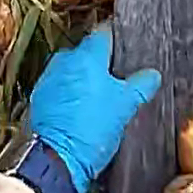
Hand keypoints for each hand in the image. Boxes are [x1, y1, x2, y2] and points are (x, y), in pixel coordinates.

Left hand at [26, 26, 161, 192]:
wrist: (56, 160)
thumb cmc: (93, 127)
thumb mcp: (125, 106)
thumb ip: (140, 85)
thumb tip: (153, 74)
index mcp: (87, 55)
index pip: (104, 32)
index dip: (118, 37)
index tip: (128, 46)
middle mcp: (65, 59)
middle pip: (88, 51)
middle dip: (102, 61)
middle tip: (118, 77)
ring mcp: (49, 77)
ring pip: (73, 68)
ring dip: (85, 77)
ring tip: (99, 95)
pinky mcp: (39, 96)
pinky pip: (59, 85)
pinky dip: (70, 91)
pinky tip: (80, 108)